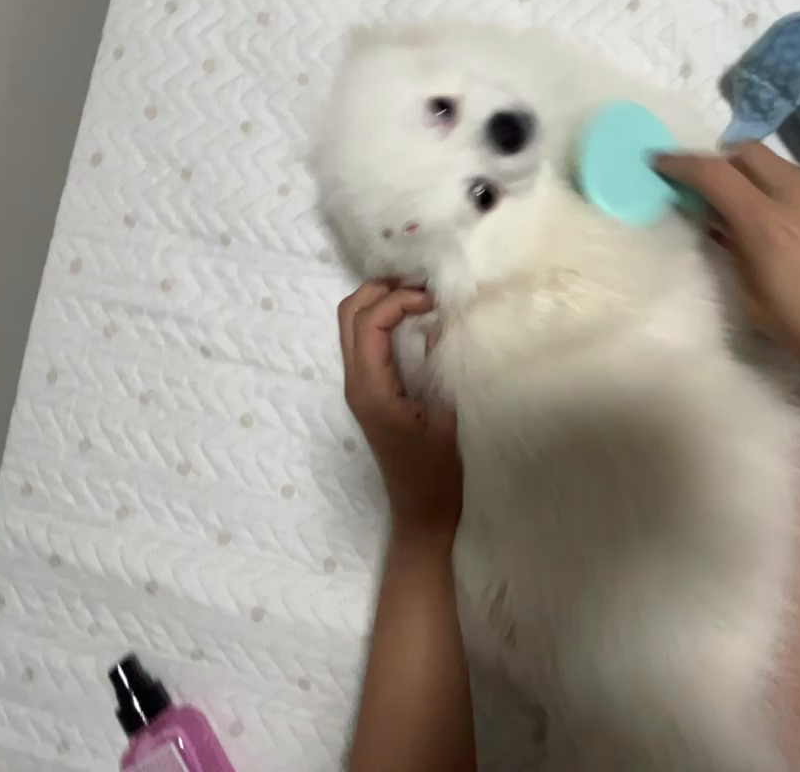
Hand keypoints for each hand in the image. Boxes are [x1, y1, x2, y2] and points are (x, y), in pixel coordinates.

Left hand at [338, 279, 462, 542]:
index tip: (437, 301)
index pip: (370, 321)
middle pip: (349, 313)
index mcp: (371, 387)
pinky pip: (367, 340)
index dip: (401, 298)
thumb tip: (442, 320)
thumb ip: (443, 364)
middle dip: (382, 289)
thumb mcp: (451, 416)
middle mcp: (356, 382)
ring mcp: (360, 386)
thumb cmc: (440, 473)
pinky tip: (418, 319)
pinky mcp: (371, 391)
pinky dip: (386, 319)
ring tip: (423, 296)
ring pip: (353, 324)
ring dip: (382, 301)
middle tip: (424, 285)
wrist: (423, 513)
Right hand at [656, 144, 799, 387]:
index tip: (656, 163)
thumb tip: (720, 229)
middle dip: (715, 160)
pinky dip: (773, 186)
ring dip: (747, 172)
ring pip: (776, 163)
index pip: (712, 172)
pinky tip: (772, 221)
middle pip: (747, 151)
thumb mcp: (756, 303)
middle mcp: (797, 196)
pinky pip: (797, 181)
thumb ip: (732, 256)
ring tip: (733, 206)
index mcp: (767, 221)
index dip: (678, 164)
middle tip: (697, 187)